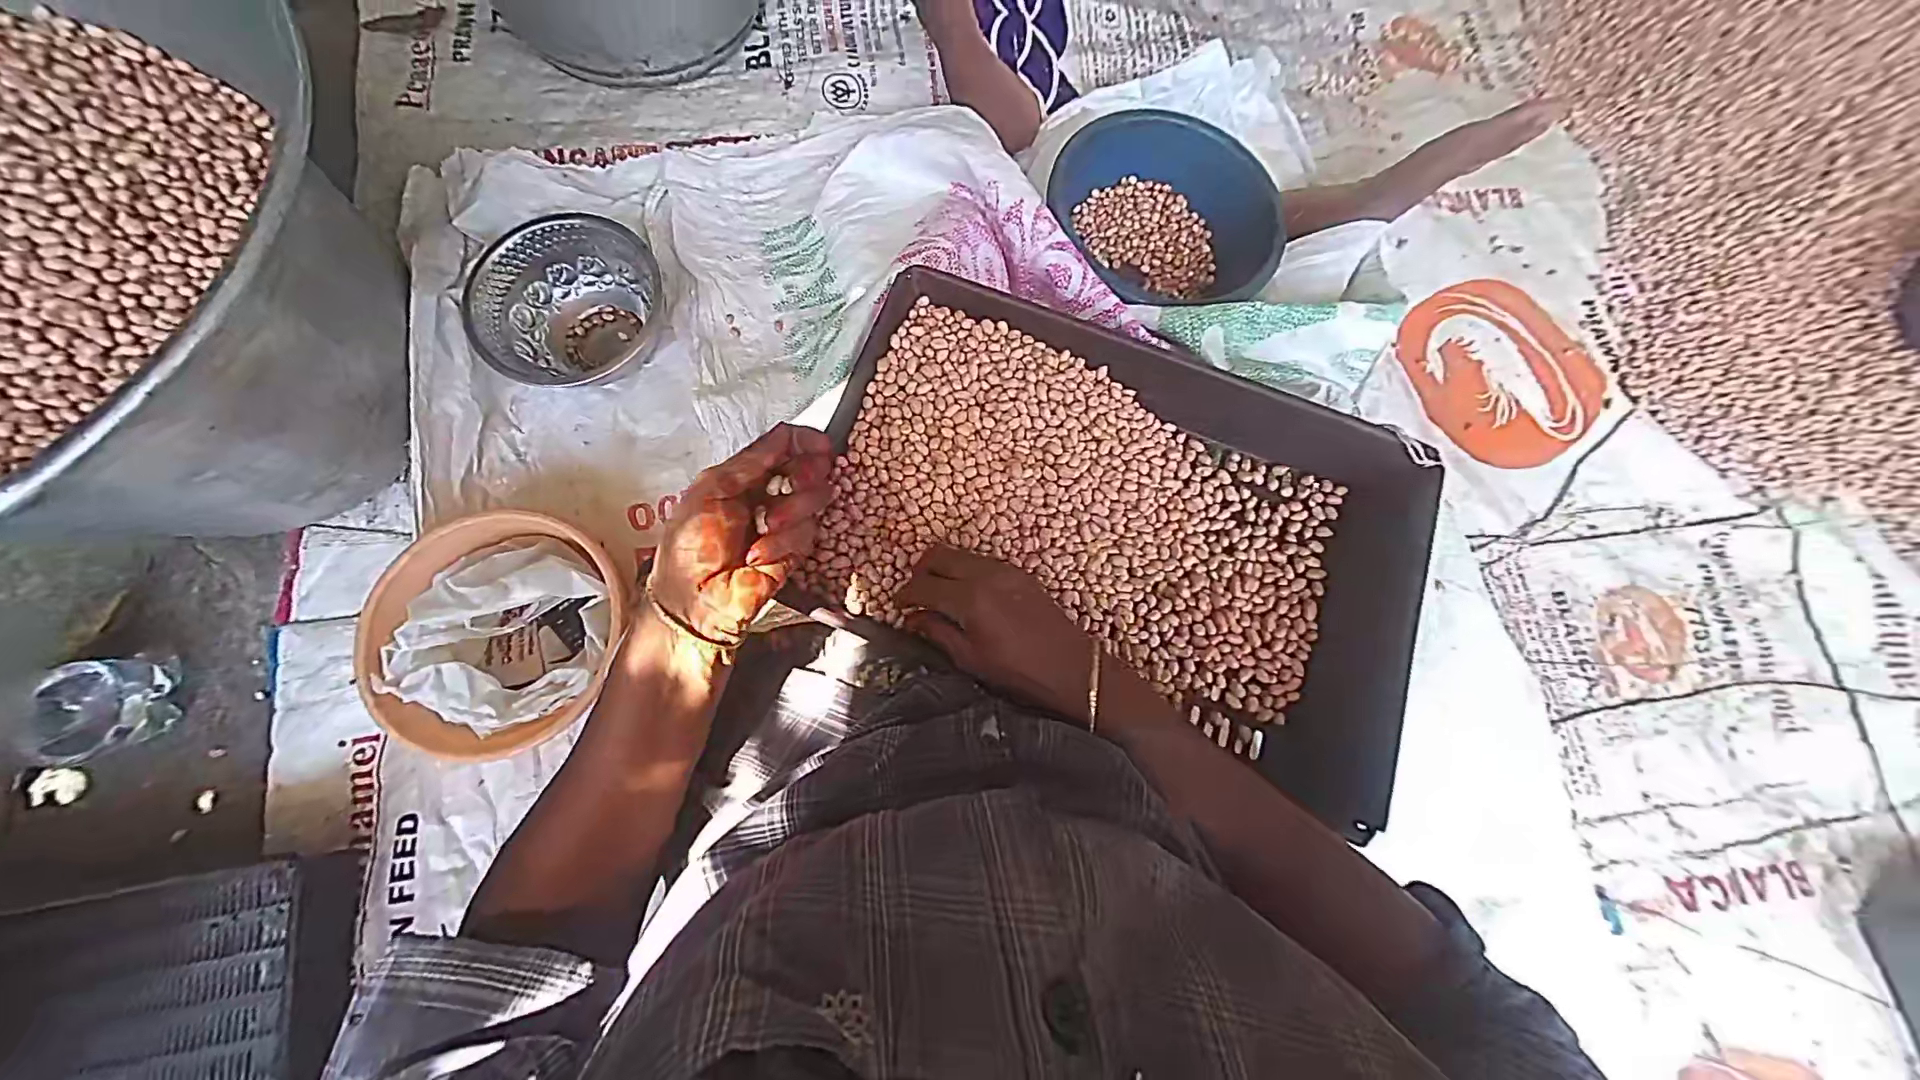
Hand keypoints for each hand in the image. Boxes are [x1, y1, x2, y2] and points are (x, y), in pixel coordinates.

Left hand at [649, 423, 834, 643]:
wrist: (694, 600)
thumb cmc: (689, 549)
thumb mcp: (711, 490)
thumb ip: (751, 462)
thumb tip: (784, 436)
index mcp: (744, 478)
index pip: (784, 448)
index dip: (805, 442)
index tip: (821, 445)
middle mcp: (768, 497)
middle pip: (808, 470)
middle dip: (804, 475)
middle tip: (792, 483)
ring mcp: (784, 524)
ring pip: (813, 500)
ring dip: (788, 512)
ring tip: (761, 528)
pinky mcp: (795, 551)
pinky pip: (806, 533)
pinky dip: (781, 542)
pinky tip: (756, 555)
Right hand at [898, 545, 1093, 720]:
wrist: (1071, 668)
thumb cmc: (1019, 672)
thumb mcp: (970, 659)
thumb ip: (937, 632)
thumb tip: (912, 618)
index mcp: (970, 599)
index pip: (923, 585)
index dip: (905, 594)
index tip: (898, 605)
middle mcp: (986, 574)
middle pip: (938, 555)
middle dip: (920, 572)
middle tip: (915, 595)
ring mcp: (1004, 570)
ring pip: (959, 554)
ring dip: (942, 568)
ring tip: (938, 596)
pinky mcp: (1018, 573)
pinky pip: (980, 561)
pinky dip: (964, 570)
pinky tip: (965, 595)